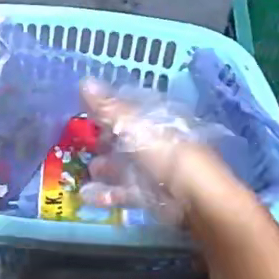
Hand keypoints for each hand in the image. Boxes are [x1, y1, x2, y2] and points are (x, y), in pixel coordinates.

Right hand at [79, 79, 231, 223]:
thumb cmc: (165, 154)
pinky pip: (127, 191)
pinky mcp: (155, 195)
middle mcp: (159, 141)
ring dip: (104, 169)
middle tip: (83, 146)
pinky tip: (89, 196)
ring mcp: (157, 170)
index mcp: (158, 119)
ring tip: (87, 173)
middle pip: (126, 139)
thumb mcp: (134, 126)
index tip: (85, 114)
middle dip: (103, 143)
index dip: (107, 110)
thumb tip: (84, 80)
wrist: (195, 198)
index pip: (131, 109)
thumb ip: (108, 108)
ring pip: (126, 166)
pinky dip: (108, 194)